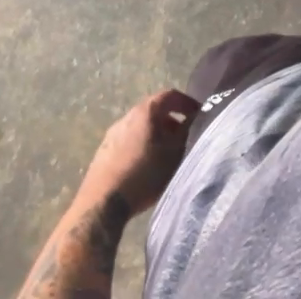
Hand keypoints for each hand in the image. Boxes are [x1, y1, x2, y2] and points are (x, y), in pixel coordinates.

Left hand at [75, 88, 198, 215]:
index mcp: (145, 111)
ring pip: (140, 127)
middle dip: (171, 121)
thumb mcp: (174, 153)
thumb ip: (187, 131)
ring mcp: (111, 135)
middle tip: (183, 137)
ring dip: (155, 135)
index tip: (198, 115)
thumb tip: (196, 118)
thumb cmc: (145, 173)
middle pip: (153, 110)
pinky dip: (140, 145)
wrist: (102, 204)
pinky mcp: (102, 152)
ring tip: (165, 154)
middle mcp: (126, 117)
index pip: (170, 95)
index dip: (187, 102)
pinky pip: (127, 141)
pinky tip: (144, 166)